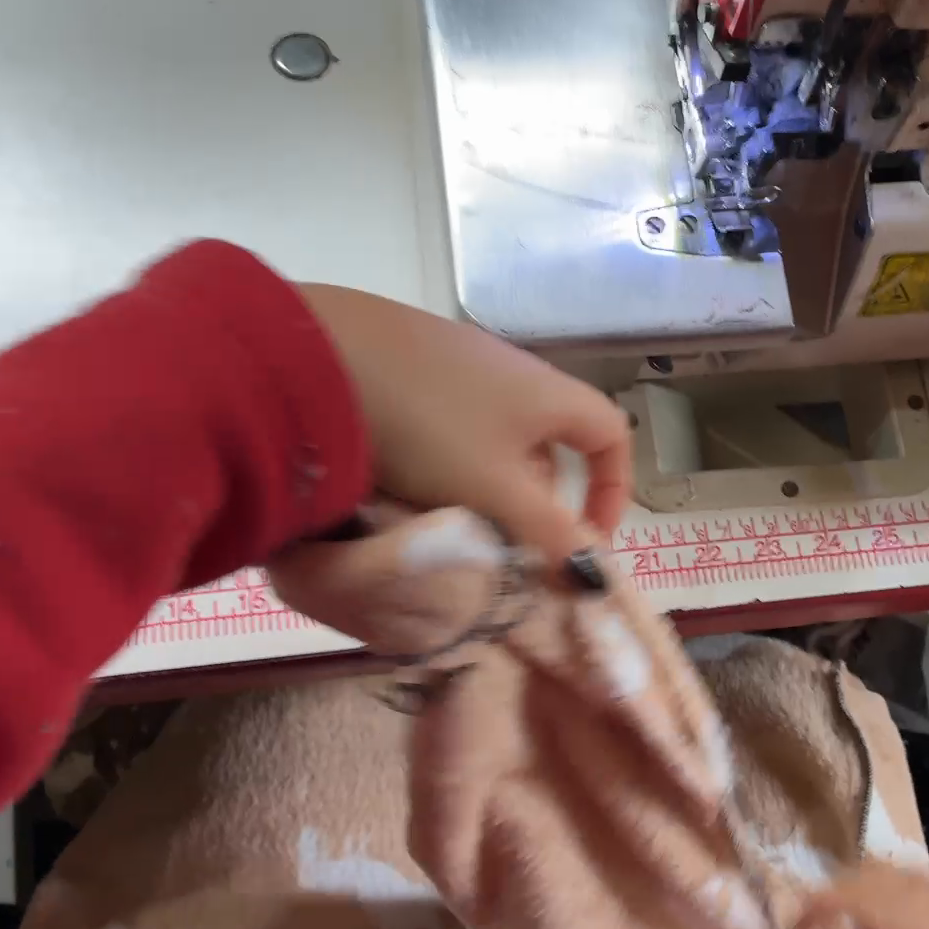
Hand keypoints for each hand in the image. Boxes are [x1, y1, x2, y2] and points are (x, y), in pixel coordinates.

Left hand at [298, 284, 629, 562]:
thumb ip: (549, 532)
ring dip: (493, 483)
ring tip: (454, 517)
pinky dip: (451, 459)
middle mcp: (514, 369)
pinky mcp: (413, 362)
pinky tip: (411, 479)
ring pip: (500, 436)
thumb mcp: (495, 490)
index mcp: (548, 393)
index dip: (613, 488)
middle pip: (553, 442)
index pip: (612, 434)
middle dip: (540, 499)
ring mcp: (460, 360)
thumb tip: (594, 572)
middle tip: (509, 540)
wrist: (316, 356)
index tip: (584, 537)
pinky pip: (456, 422)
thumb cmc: (428, 427)